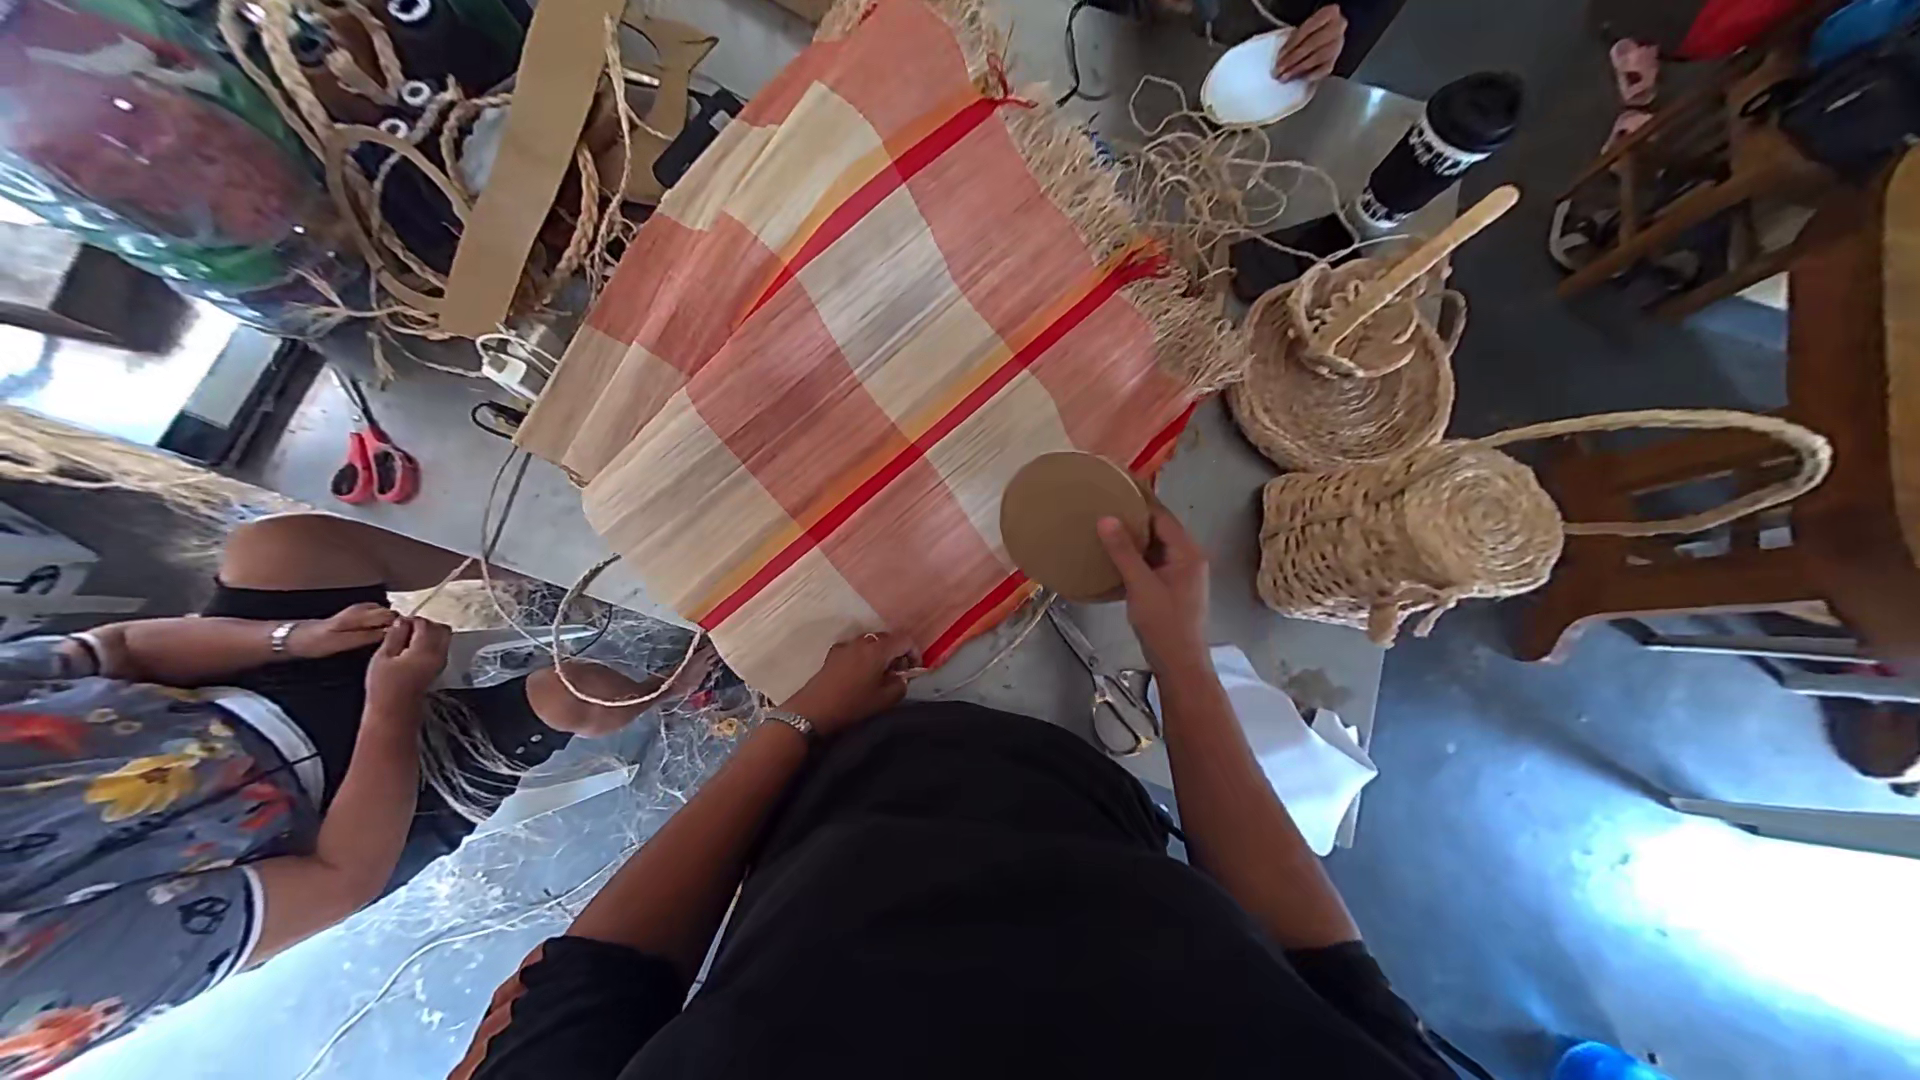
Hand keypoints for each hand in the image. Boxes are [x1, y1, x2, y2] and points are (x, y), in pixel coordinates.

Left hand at [288, 602, 396, 659]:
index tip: (401, 640)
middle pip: (393, 614)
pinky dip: (383, 624)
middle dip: (397, 626)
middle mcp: (365, 607)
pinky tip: (377, 635)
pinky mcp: (360, 612)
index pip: (393, 616)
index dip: (401, 627)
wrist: (295, 638)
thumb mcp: (343, 643)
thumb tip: (393, 632)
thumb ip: (369, 636)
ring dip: (390, 625)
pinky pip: (381, 616)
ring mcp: (362, 608)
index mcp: (361, 614)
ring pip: (388, 615)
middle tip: (394, 642)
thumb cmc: (318, 643)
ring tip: (386, 640)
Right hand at [364, 616, 451, 710]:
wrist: (394, 708)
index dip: (412, 620)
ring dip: (430, 632)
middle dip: (425, 624)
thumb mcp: (383, 657)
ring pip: (444, 636)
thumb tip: (402, 621)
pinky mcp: (440, 666)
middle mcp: (439, 653)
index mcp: (425, 650)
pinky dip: (431, 641)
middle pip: (441, 628)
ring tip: (407, 637)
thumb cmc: (384, 685)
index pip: (426, 625)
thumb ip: (395, 636)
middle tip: (404, 627)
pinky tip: (412, 646)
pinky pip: (441, 646)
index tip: (398, 622)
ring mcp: (442, 660)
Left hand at [779, 632, 917, 736]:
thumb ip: (901, 684)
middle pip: (888, 638)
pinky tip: (860, 675)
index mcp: (879, 649)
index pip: (905, 640)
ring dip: (880, 654)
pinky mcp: (834, 653)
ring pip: (871, 643)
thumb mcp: (885, 699)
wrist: (813, 710)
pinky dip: (864, 656)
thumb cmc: (852, 704)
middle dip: (897, 652)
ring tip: (880, 674)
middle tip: (899, 673)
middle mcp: (863, 641)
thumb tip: (901, 677)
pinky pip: (856, 649)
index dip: (914, 653)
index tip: (914, 669)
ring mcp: (846, 645)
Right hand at [1098, 509, 1209, 672]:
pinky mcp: (1171, 587)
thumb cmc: (1163, 623)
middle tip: (1105, 504)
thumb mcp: (1140, 585)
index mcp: (1188, 553)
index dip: (1141, 501)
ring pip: (1155, 547)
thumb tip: (1106, 518)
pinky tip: (1114, 555)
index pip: (1162, 517)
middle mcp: (1188, 559)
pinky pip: (1152, 562)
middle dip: (1135, 517)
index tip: (1117, 486)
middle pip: (1160, 529)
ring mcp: (1181, 574)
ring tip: (1105, 525)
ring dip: (1134, 537)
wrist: (1179, 663)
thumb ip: (1123, 552)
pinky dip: (1135, 555)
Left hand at [1273, 4, 1346, 82]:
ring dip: (1299, 68)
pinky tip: (1301, 79)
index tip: (1279, 56)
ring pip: (1318, 57)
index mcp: (1329, 13)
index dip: (1293, 43)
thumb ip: (1294, 38)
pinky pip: (1325, 69)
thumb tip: (1281, 58)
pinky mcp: (1335, 60)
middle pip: (1314, 43)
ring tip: (1285, 77)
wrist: (1323, 40)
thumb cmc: (1309, 34)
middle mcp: (1338, 26)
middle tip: (1279, 70)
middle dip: (1293, 58)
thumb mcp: (1302, 30)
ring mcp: (1338, 44)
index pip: (1309, 28)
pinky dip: (1312, 75)